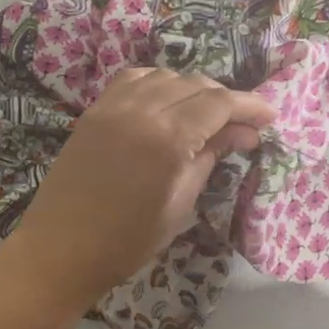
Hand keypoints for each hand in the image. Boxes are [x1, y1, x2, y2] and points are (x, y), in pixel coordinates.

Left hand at [0, 69, 275, 308]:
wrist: (59, 251)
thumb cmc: (126, 242)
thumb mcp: (178, 205)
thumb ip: (209, 159)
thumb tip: (243, 133)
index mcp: (168, 138)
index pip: (219, 103)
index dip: (249, 106)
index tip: (269, 118)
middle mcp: (141, 110)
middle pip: (195, 85)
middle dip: (224, 99)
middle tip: (241, 125)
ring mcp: (112, 107)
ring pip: (164, 77)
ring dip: (191, 89)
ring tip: (204, 115)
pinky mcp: (93, 112)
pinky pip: (131, 80)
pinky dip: (156, 84)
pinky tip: (165, 104)